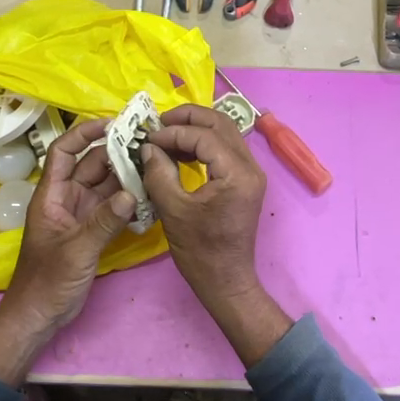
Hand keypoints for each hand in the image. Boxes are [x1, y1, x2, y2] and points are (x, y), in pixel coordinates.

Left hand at [0, 118, 134, 384]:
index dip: (84, 134)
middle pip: (92, 165)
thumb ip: (104, 222)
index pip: (64, 151)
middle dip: (116, 153)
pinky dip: (129, 201)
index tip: (113, 124)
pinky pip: (113, 207)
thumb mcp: (77, 250)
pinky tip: (150, 197)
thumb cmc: (47, 282)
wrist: (39, 318)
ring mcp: (81, 214)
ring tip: (154, 164)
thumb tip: (131, 193)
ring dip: (126, 176)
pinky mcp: (93, 231)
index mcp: (51, 195)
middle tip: (147, 144)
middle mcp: (66, 198)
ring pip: (106, 185)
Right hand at [140, 104, 292, 364]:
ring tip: (166, 134)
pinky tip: (180, 150)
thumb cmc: (200, 252)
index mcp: (236, 174)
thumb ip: (159, 173)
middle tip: (158, 123)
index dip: (174, 132)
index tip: (148, 138)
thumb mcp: (173, 211)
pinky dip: (203, 142)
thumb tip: (148, 147)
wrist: (226, 282)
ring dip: (196, 128)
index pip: (205, 136)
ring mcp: (251, 173)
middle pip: (221, 124)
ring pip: (225, 132)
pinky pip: (225, 148)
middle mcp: (250, 167)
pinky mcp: (245, 180)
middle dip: (188, 118)